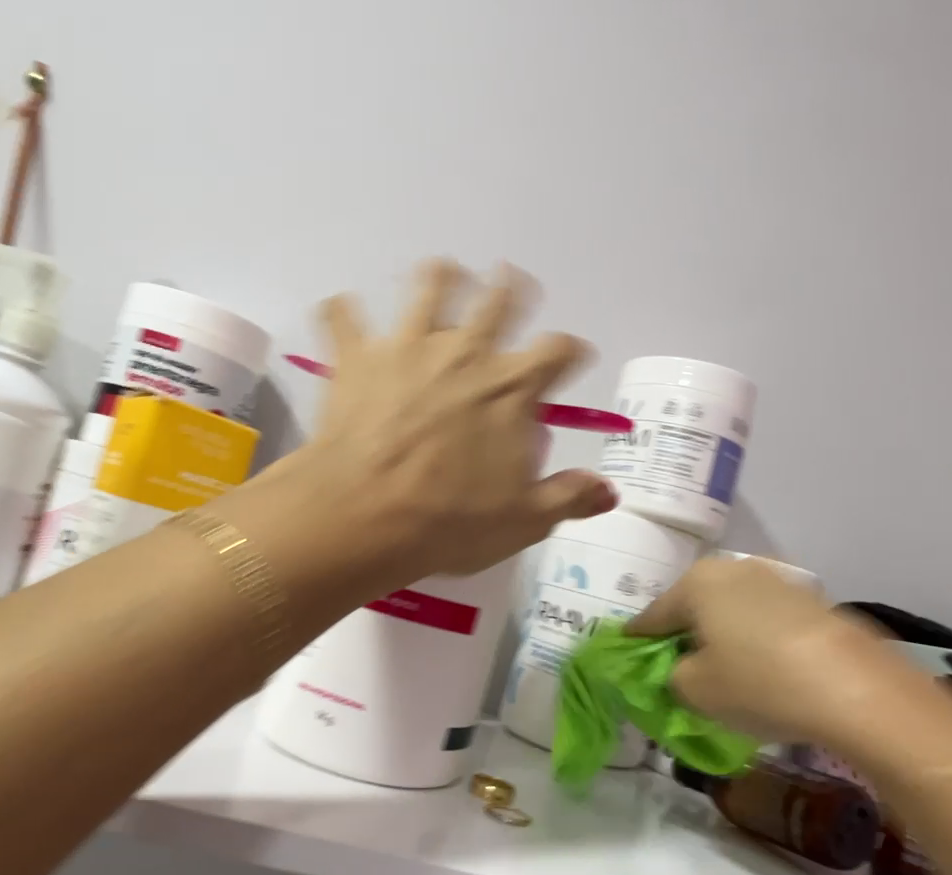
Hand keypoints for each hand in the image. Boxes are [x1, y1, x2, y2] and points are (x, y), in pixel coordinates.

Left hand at [289, 260, 617, 578]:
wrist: (366, 516)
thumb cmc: (450, 522)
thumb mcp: (523, 521)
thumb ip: (568, 498)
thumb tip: (609, 490)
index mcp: (512, 387)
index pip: (557, 350)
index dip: (569, 350)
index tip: (571, 356)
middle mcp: (466, 352)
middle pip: (498, 300)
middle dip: (509, 289)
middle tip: (508, 284)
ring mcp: (408, 347)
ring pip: (429, 287)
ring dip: (440, 277)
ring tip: (442, 274)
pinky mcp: (356, 357)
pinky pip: (342, 317)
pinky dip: (342, 312)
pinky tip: (343, 313)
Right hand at [627, 557, 951, 753]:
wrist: (855, 690)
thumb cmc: (758, 683)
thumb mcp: (693, 690)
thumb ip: (670, 676)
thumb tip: (679, 670)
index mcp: (696, 582)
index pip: (651, 616)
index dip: (637, 643)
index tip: (628, 663)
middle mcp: (734, 569)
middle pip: (693, 607)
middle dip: (683, 636)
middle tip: (678, 672)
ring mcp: (777, 582)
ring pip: (731, 612)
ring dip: (722, 637)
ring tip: (723, 673)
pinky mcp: (812, 602)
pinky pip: (764, 622)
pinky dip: (755, 641)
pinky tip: (762, 671)